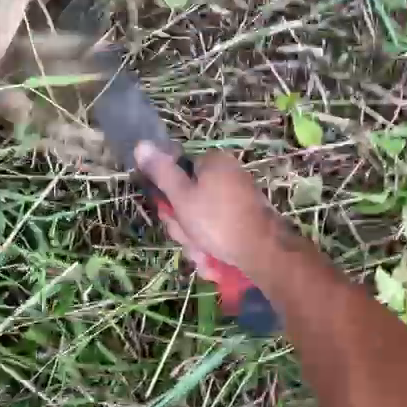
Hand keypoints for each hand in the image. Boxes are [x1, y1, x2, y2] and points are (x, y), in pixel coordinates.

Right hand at [134, 143, 285, 280]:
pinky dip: (213, 249)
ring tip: (205, 255)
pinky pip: (218, 234)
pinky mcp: (246, 223)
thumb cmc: (218, 221)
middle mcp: (228, 176)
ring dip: (196, 243)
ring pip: (202, 222)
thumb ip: (161, 172)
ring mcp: (239, 201)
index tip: (171, 215)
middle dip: (184, 226)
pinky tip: (215, 262)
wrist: (265, 254)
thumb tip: (141, 144)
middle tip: (190, 238)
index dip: (170, 198)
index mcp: (214, 163)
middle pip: (189, 200)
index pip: (178, 173)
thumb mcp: (181, 196)